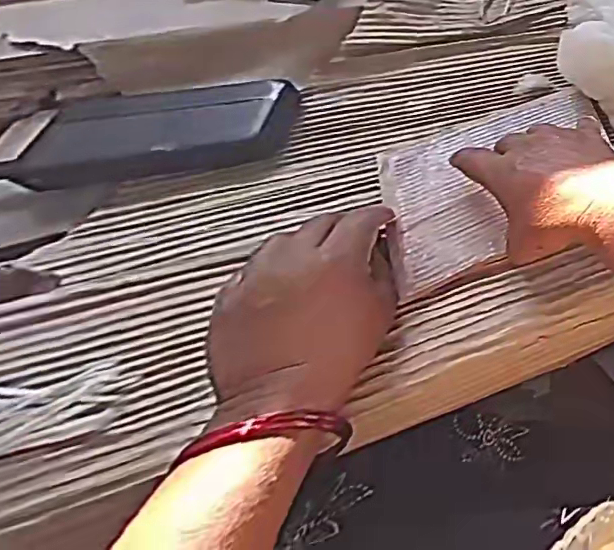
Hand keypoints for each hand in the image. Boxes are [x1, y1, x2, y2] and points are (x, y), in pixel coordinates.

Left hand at [206, 207, 395, 423]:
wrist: (282, 397)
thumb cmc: (338, 355)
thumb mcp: (381, 306)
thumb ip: (381, 269)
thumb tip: (378, 251)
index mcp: (337, 258)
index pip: (361, 218)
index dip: (377, 216)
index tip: (384, 220)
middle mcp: (295, 259)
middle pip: (321, 222)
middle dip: (342, 225)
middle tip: (354, 234)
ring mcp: (257, 277)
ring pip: (283, 240)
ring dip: (304, 241)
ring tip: (315, 255)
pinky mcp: (229, 298)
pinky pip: (252, 267)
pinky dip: (272, 265)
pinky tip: (283, 279)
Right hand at [450, 118, 613, 264]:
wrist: (604, 202)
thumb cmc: (561, 220)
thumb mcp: (522, 245)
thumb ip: (510, 243)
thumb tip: (508, 255)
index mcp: (504, 171)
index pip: (473, 159)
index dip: (465, 160)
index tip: (462, 160)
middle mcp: (529, 147)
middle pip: (508, 142)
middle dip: (505, 153)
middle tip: (508, 166)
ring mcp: (560, 138)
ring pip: (539, 131)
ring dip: (538, 141)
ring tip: (540, 153)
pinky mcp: (588, 137)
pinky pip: (580, 126)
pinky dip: (579, 131)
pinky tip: (580, 135)